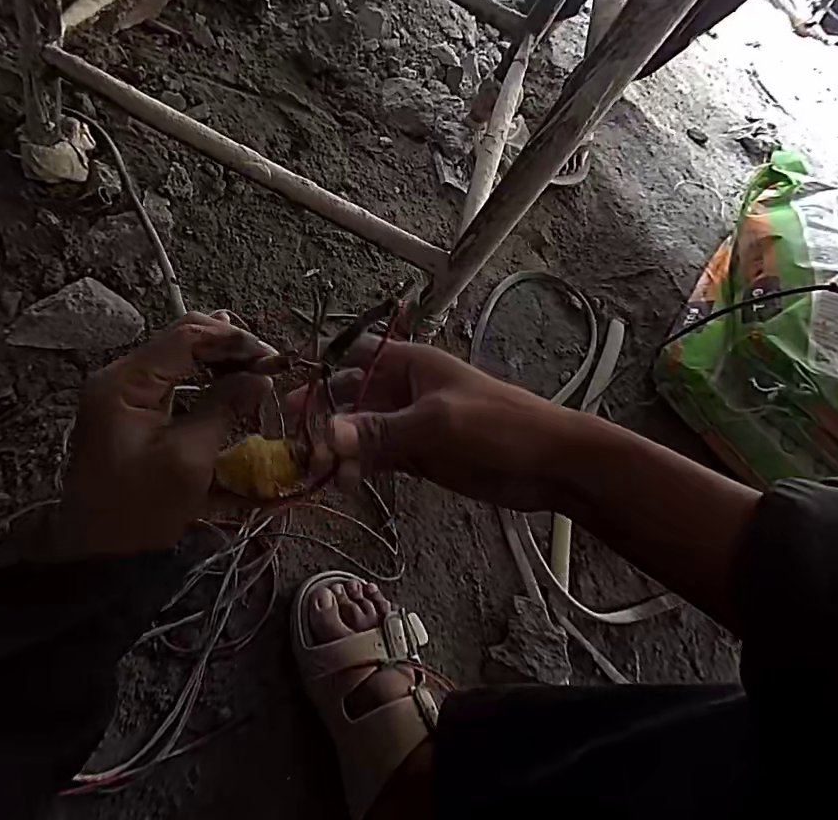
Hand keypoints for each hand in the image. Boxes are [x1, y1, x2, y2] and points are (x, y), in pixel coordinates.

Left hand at [49, 313, 274, 559]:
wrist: (97, 555)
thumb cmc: (140, 510)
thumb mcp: (189, 459)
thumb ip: (224, 407)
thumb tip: (261, 377)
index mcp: (125, 382)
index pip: (186, 336)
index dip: (234, 340)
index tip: (271, 359)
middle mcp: (120, 376)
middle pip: (183, 338)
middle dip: (230, 347)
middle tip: (268, 367)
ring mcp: (124, 390)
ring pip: (182, 354)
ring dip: (222, 360)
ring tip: (257, 375)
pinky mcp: (133, 407)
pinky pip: (177, 377)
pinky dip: (208, 378)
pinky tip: (232, 387)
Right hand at [305, 339, 585, 511]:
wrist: (547, 462)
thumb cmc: (497, 425)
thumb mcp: (437, 423)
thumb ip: (381, 430)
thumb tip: (325, 433)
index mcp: (409, 363)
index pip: (354, 355)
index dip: (322, 366)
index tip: (289, 388)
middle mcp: (402, 389)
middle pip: (350, 396)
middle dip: (322, 414)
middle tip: (292, 438)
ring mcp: (409, 423)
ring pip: (360, 430)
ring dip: (337, 445)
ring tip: (313, 467)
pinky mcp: (417, 454)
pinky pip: (377, 456)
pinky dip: (359, 466)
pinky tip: (344, 481)